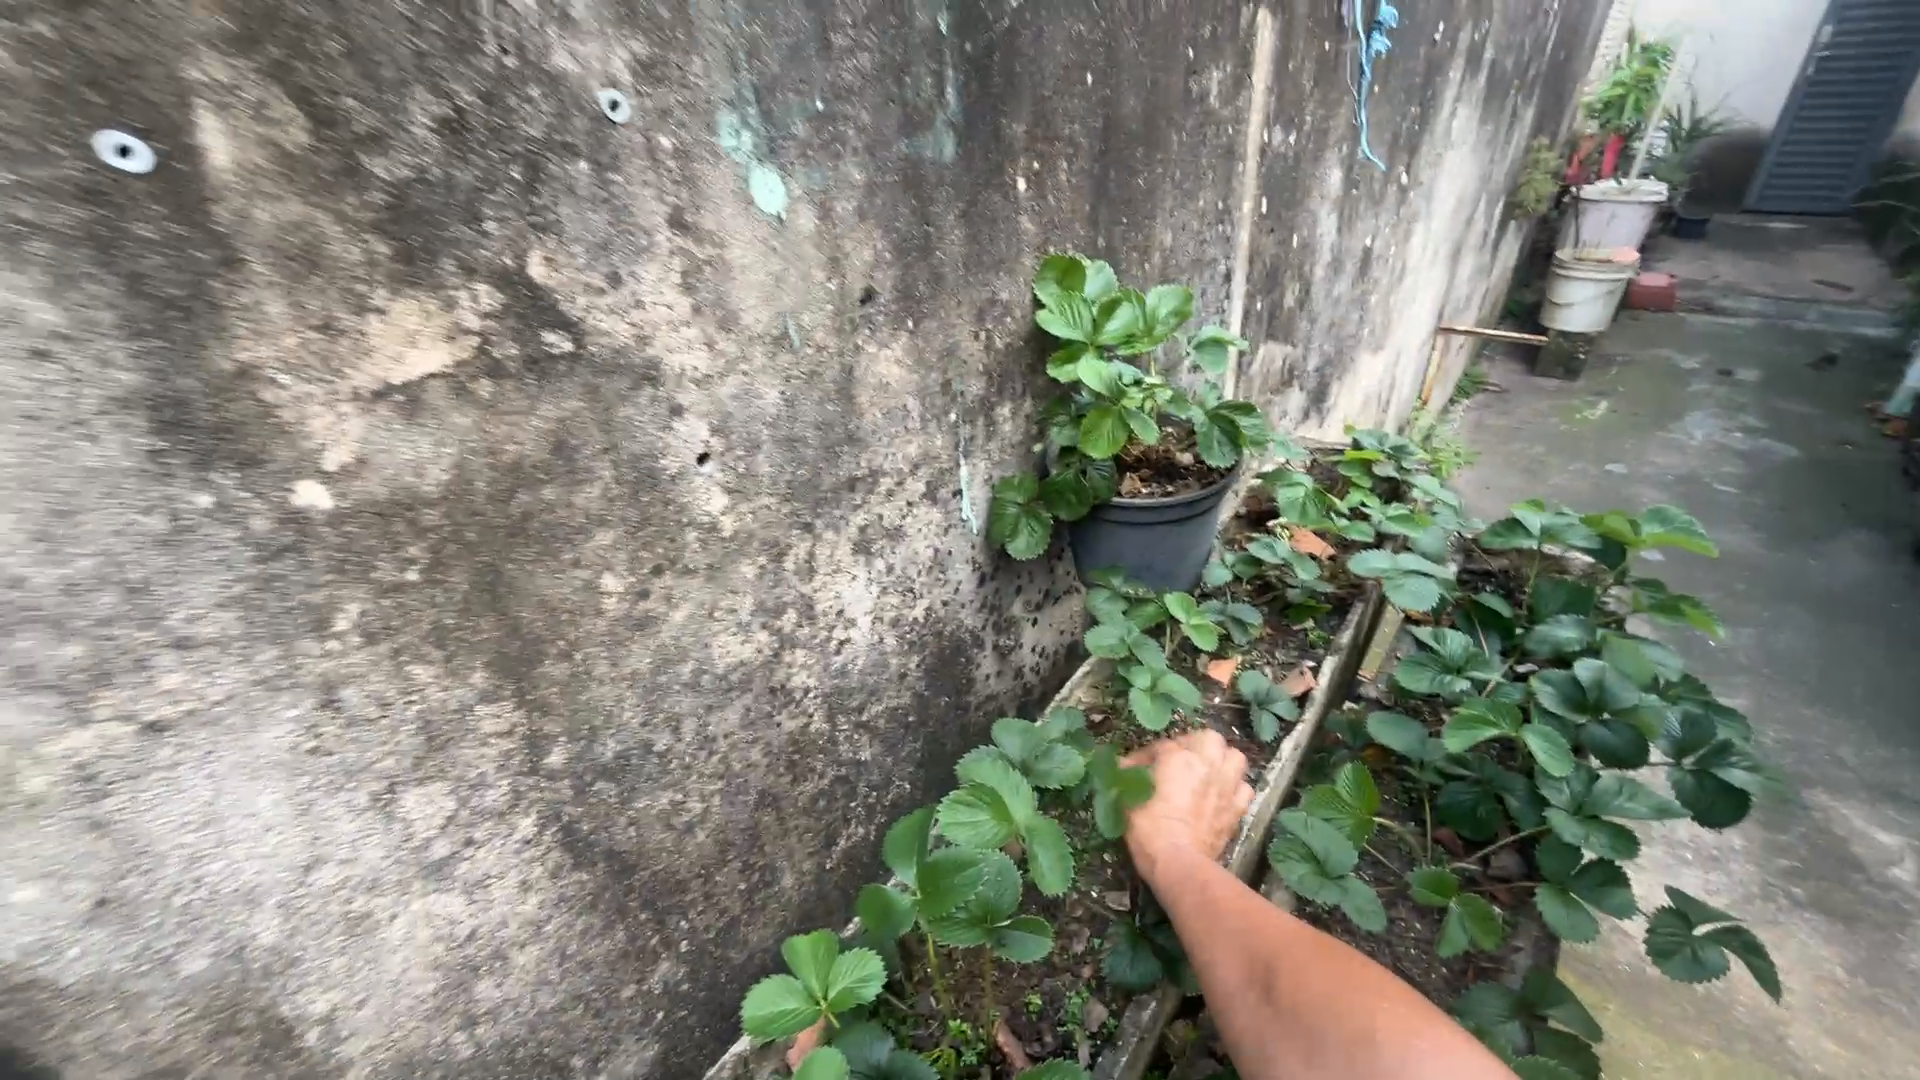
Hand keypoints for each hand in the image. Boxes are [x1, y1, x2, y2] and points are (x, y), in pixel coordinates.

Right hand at [1121, 729, 1253, 884]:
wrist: (1178, 862)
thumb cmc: (1148, 828)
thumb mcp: (1128, 798)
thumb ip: (1127, 777)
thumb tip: (1122, 765)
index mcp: (1177, 758)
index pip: (1161, 745)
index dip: (1146, 755)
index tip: (1135, 767)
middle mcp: (1206, 765)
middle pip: (1208, 738)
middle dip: (1195, 744)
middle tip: (1181, 759)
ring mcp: (1226, 786)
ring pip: (1234, 757)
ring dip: (1222, 760)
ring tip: (1208, 771)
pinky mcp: (1238, 809)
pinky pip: (1244, 788)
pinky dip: (1235, 788)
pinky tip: (1223, 795)